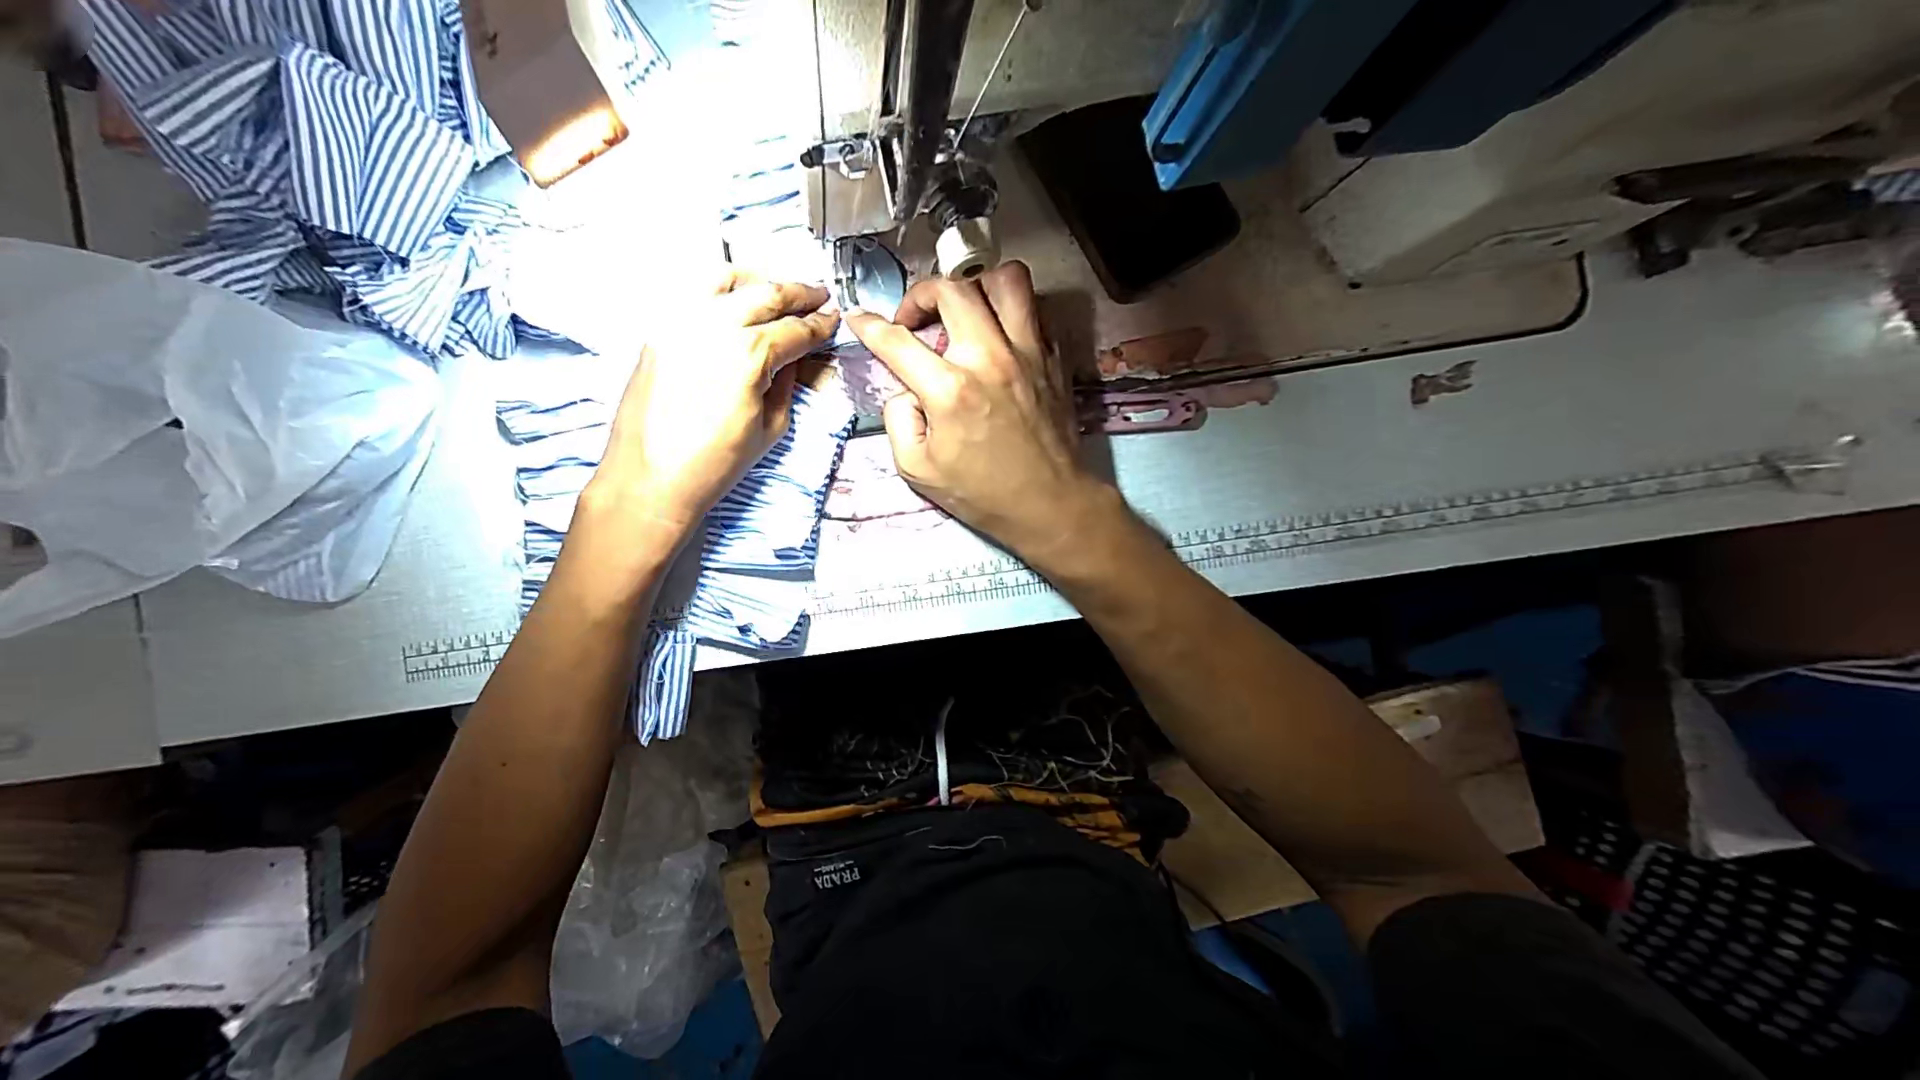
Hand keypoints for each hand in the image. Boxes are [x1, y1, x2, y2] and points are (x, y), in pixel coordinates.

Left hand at [586, 269, 838, 544]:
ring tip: (777, 290)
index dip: (821, 324)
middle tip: (818, 295)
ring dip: (761, 281)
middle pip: (767, 294)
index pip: (796, 329)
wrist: (652, 478)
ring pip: (728, 278)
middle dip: (799, 292)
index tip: (833, 320)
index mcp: (750, 354)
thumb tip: (794, 356)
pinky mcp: (659, 328)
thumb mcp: (771, 428)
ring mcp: (682, 321)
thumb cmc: (714, 464)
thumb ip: (787, 382)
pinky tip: (734, 297)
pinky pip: (694, 290)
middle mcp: (715, 326)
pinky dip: (721, 285)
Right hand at [845, 261, 1116, 563]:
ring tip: (963, 310)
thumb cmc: (983, 494)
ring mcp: (1028, 352)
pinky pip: (1035, 308)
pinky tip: (997, 334)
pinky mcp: (1053, 358)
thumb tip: (905, 387)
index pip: (897, 340)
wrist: (1049, 504)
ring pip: (1005, 280)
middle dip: (921, 295)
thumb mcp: (917, 469)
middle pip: (951, 289)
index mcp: (950, 390)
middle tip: (914, 320)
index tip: (860, 320)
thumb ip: (898, 418)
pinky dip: (1011, 310)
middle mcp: (989, 358)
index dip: (868, 325)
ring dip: (975, 285)